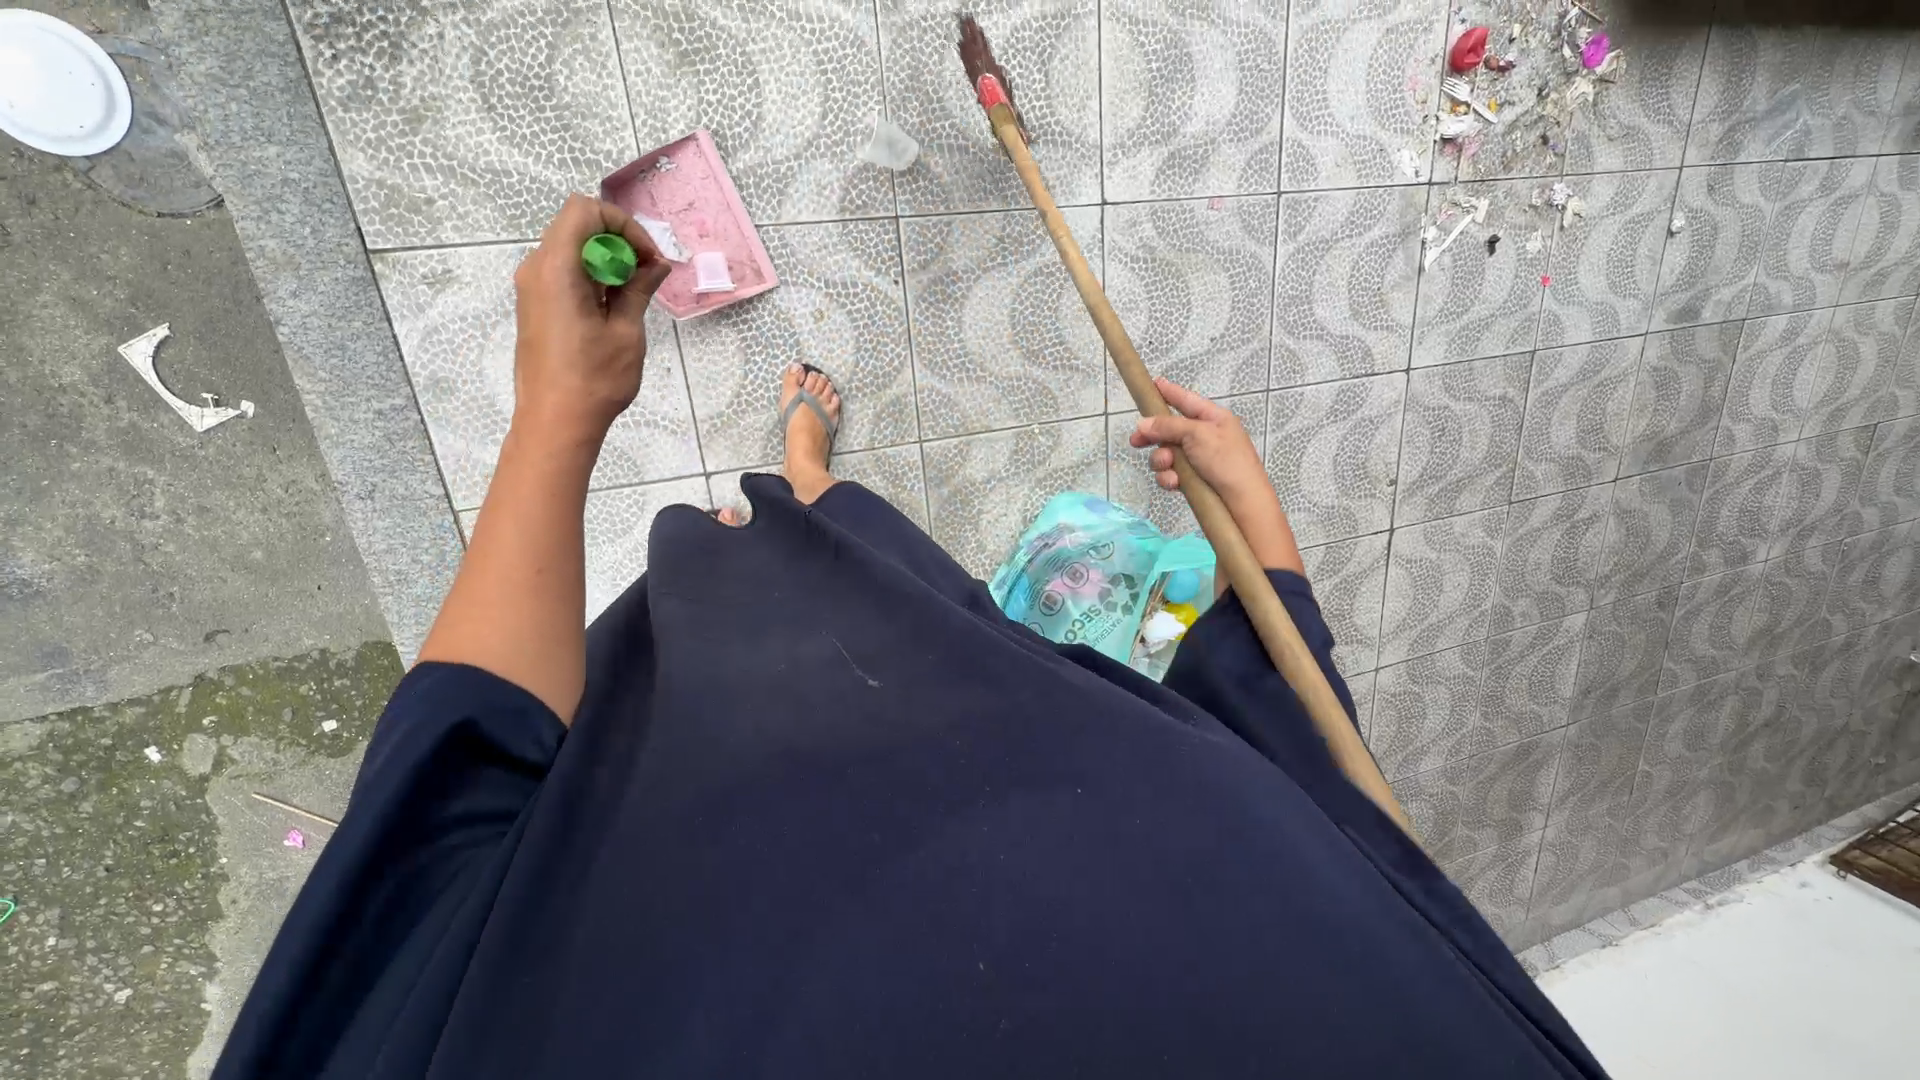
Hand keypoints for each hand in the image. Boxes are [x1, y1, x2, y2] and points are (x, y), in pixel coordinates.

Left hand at [511, 194, 671, 439]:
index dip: (622, 224)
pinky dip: (593, 276)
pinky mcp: (537, 305)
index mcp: (556, 269)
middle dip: (618, 240)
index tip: (648, 258)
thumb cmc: (595, 379)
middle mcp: (537, 269)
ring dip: (607, 260)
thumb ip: (638, 289)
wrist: (556, 421)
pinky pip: (565, 273)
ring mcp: (532, 287)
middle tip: (648, 273)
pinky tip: (615, 306)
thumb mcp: (626, 331)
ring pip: (571, 249)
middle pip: (576, 226)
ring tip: (636, 292)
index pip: (584, 211)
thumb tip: (655, 264)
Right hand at [1128, 377, 1301, 573]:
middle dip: (1154, 436)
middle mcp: (1204, 437)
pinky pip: (1170, 474)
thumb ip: (1168, 426)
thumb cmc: (1227, 461)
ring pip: (1166, 454)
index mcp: (1212, 418)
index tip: (1153, 383)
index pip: (1186, 400)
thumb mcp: (1197, 434)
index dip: (1169, 392)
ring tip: (1168, 466)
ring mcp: (1198, 460)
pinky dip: (1169, 478)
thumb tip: (1142, 424)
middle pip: (1170, 430)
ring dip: (1161, 460)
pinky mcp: (1192, 480)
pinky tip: (1174, 483)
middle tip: (1135, 441)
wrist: (1241, 501)